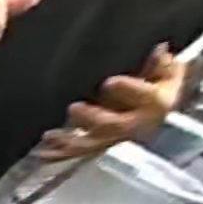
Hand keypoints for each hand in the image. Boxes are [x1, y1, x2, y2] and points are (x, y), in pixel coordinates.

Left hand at [38, 44, 184, 159]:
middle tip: (72, 107)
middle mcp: (132, 125)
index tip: (109, 81)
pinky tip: (38, 153)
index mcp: (155, 104)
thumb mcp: (164, 77)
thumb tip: (160, 48)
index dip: (127, 88)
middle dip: (90, 116)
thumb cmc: (156, 92)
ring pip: (87, 144)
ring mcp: (110, 139)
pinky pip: (72, 154)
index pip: (145, 95)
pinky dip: (54, 155)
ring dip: (65, 140)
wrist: (153, 119)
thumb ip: (160, 65)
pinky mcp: (93, 148)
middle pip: (110, 123)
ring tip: (47, 134)